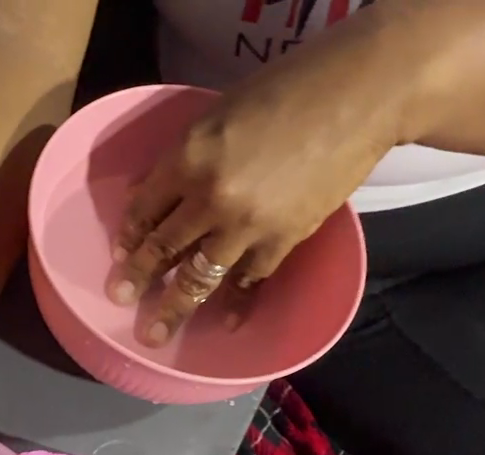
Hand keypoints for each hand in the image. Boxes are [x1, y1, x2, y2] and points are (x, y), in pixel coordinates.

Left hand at [108, 15, 416, 342]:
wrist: (364, 95)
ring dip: (173, 308)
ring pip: (198, 277)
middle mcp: (210, 198)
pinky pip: (250, 280)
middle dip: (138, 278)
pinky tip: (226, 324)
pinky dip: (238, 304)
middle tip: (120, 299)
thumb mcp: (218, 112)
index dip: (129, 234)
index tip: (120, 254)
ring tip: (155, 335)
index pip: (145, 207)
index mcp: (190, 159)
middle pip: (164, 248)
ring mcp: (246, 226)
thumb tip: (147, 193)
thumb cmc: (289, 89)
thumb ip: (182, 156)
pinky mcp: (281, 240)